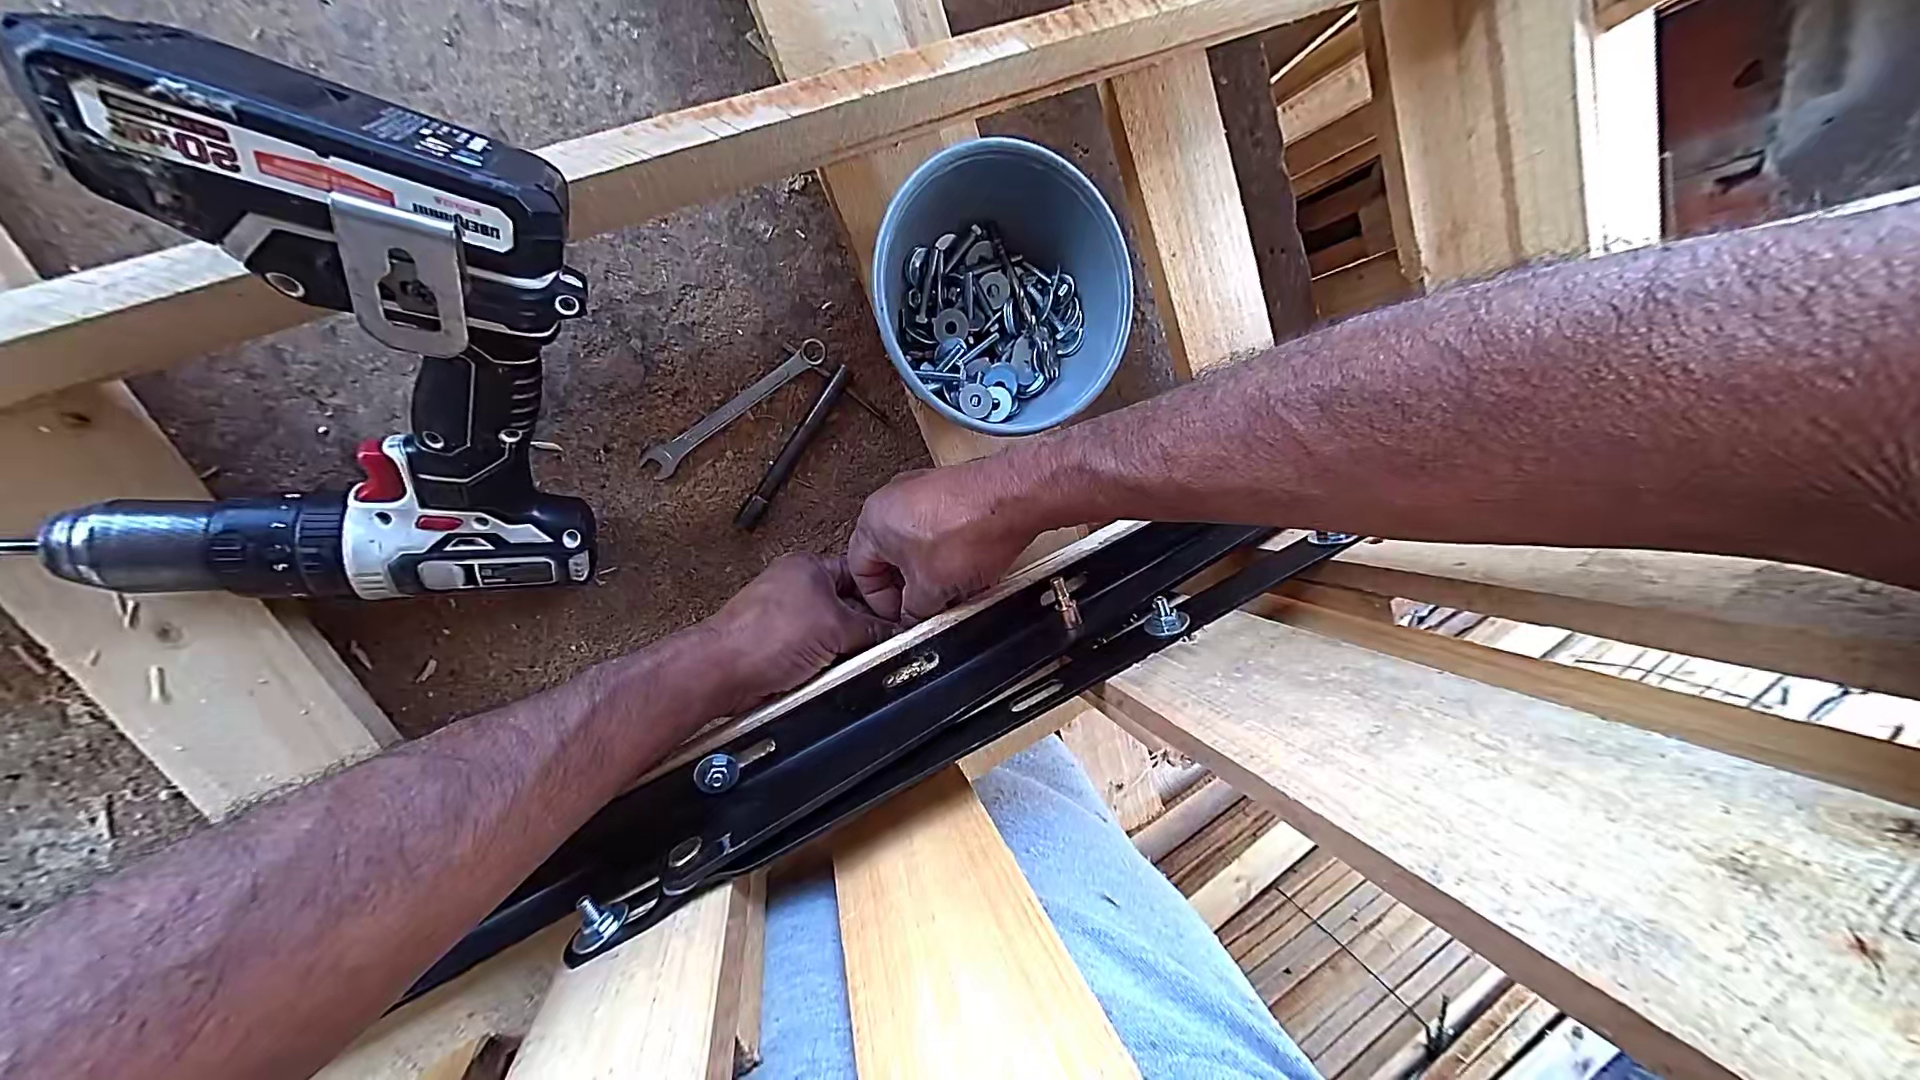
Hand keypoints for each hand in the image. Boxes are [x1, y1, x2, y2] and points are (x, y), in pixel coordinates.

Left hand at [703, 552, 893, 712]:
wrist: (722, 674)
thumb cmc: (759, 638)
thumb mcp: (836, 626)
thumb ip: (873, 628)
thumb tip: (895, 633)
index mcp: (809, 567)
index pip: (861, 576)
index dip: (883, 596)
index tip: (899, 616)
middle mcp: (797, 588)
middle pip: (851, 607)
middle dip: (864, 628)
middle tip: (877, 643)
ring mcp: (789, 619)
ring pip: (836, 634)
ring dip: (843, 649)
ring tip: (844, 660)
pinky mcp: (783, 647)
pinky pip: (819, 654)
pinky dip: (826, 664)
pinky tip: (826, 672)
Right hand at [847, 466, 1042, 623]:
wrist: (1015, 498)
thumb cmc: (970, 528)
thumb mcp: (931, 589)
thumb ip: (913, 610)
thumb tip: (913, 617)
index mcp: (873, 520)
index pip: (861, 571)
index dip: (879, 602)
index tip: (899, 616)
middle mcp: (894, 498)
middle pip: (892, 557)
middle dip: (911, 587)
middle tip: (926, 607)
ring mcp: (925, 490)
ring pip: (921, 545)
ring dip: (934, 572)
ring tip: (955, 590)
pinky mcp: (955, 491)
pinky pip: (944, 529)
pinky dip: (953, 552)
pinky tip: (973, 569)